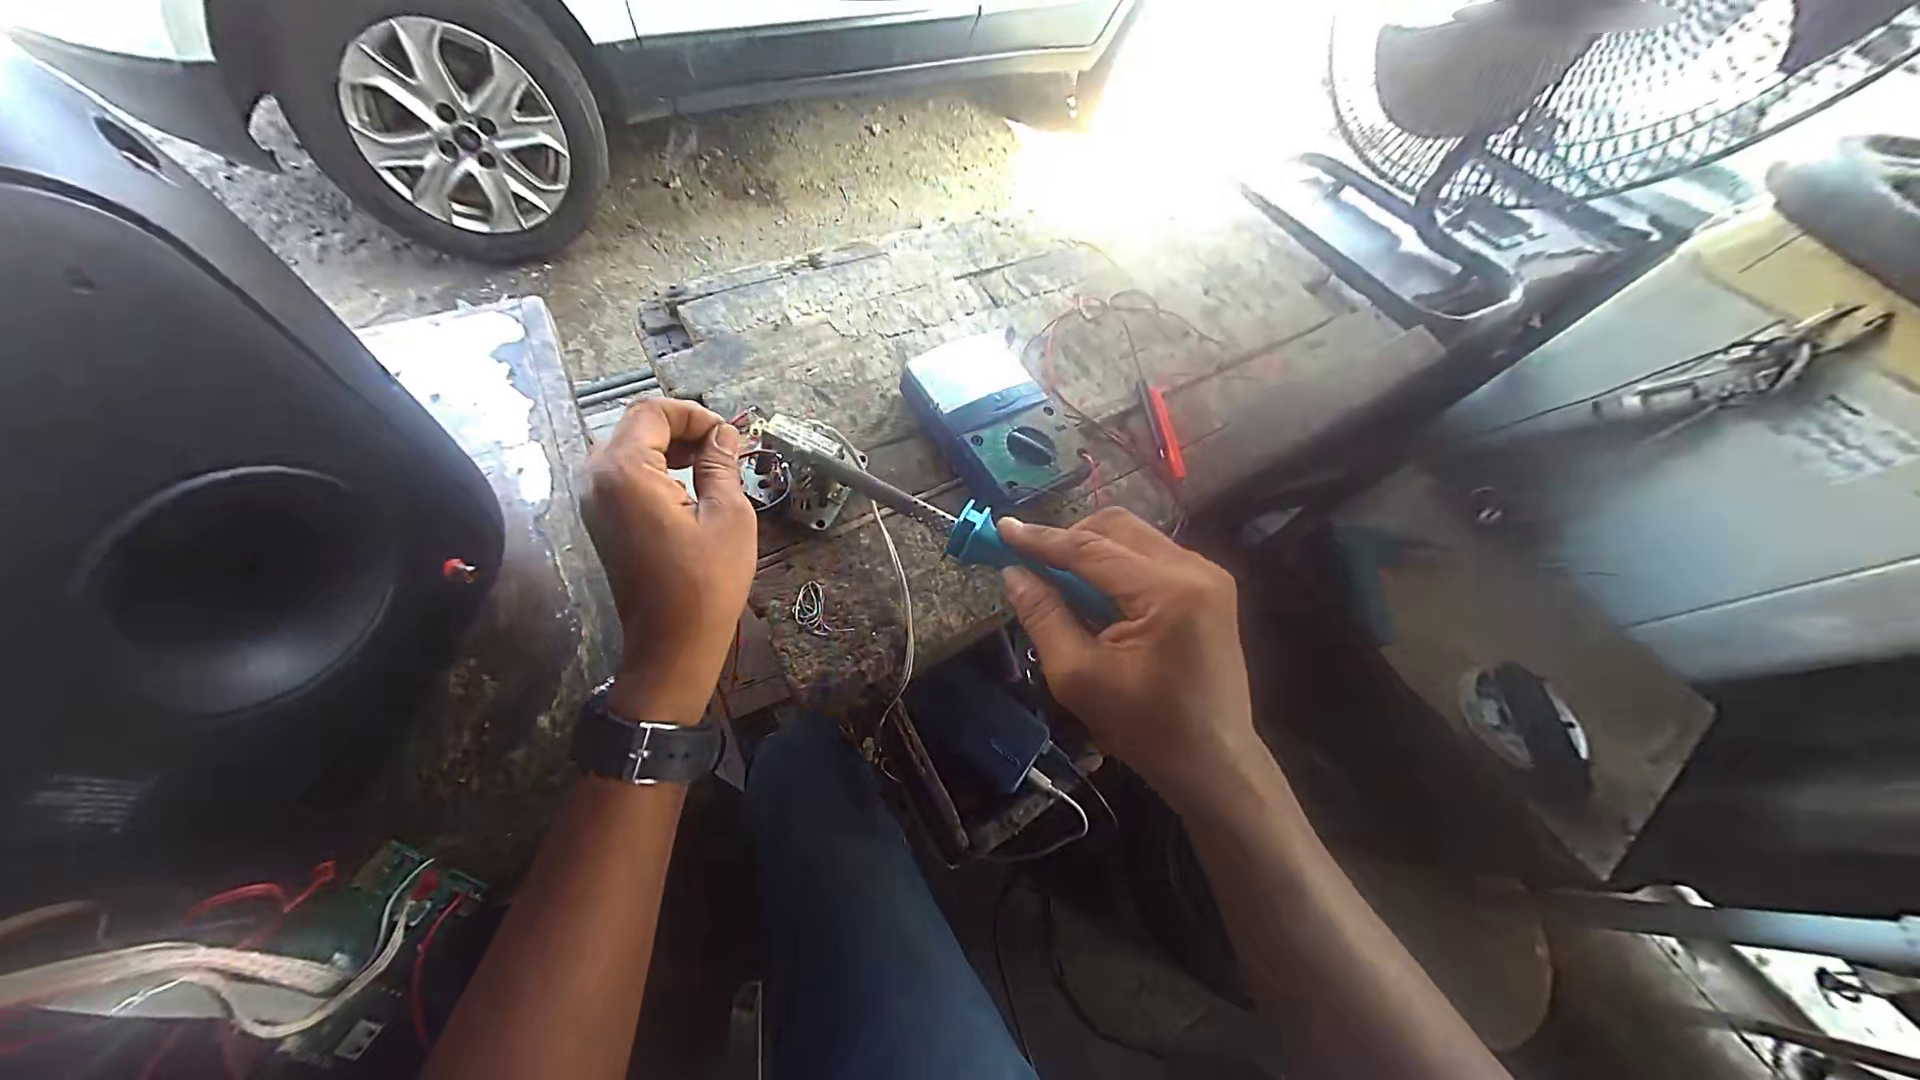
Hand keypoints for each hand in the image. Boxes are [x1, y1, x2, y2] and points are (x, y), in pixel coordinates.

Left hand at [582, 399, 756, 725]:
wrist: (673, 642)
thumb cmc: (707, 582)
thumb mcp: (728, 516)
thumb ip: (721, 465)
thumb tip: (723, 435)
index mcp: (625, 473)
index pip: (653, 413)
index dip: (695, 415)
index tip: (729, 436)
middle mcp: (597, 479)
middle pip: (636, 426)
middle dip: (683, 429)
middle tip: (725, 450)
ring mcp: (593, 501)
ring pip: (629, 448)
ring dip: (670, 448)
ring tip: (712, 466)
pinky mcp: (600, 520)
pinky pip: (624, 475)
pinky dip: (656, 469)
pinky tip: (689, 487)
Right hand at [998, 508, 1262, 810]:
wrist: (1214, 762)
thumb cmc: (1146, 728)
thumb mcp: (1079, 677)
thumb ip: (1043, 615)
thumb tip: (1012, 572)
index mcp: (1168, 591)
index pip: (1091, 548)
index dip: (1041, 538)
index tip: (1001, 530)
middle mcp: (1195, 568)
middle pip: (1116, 526)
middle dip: (1068, 537)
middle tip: (1032, 562)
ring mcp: (1208, 574)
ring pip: (1133, 536)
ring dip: (1091, 549)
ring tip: (1060, 581)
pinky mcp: (1209, 587)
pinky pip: (1150, 555)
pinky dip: (1115, 564)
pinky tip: (1096, 595)